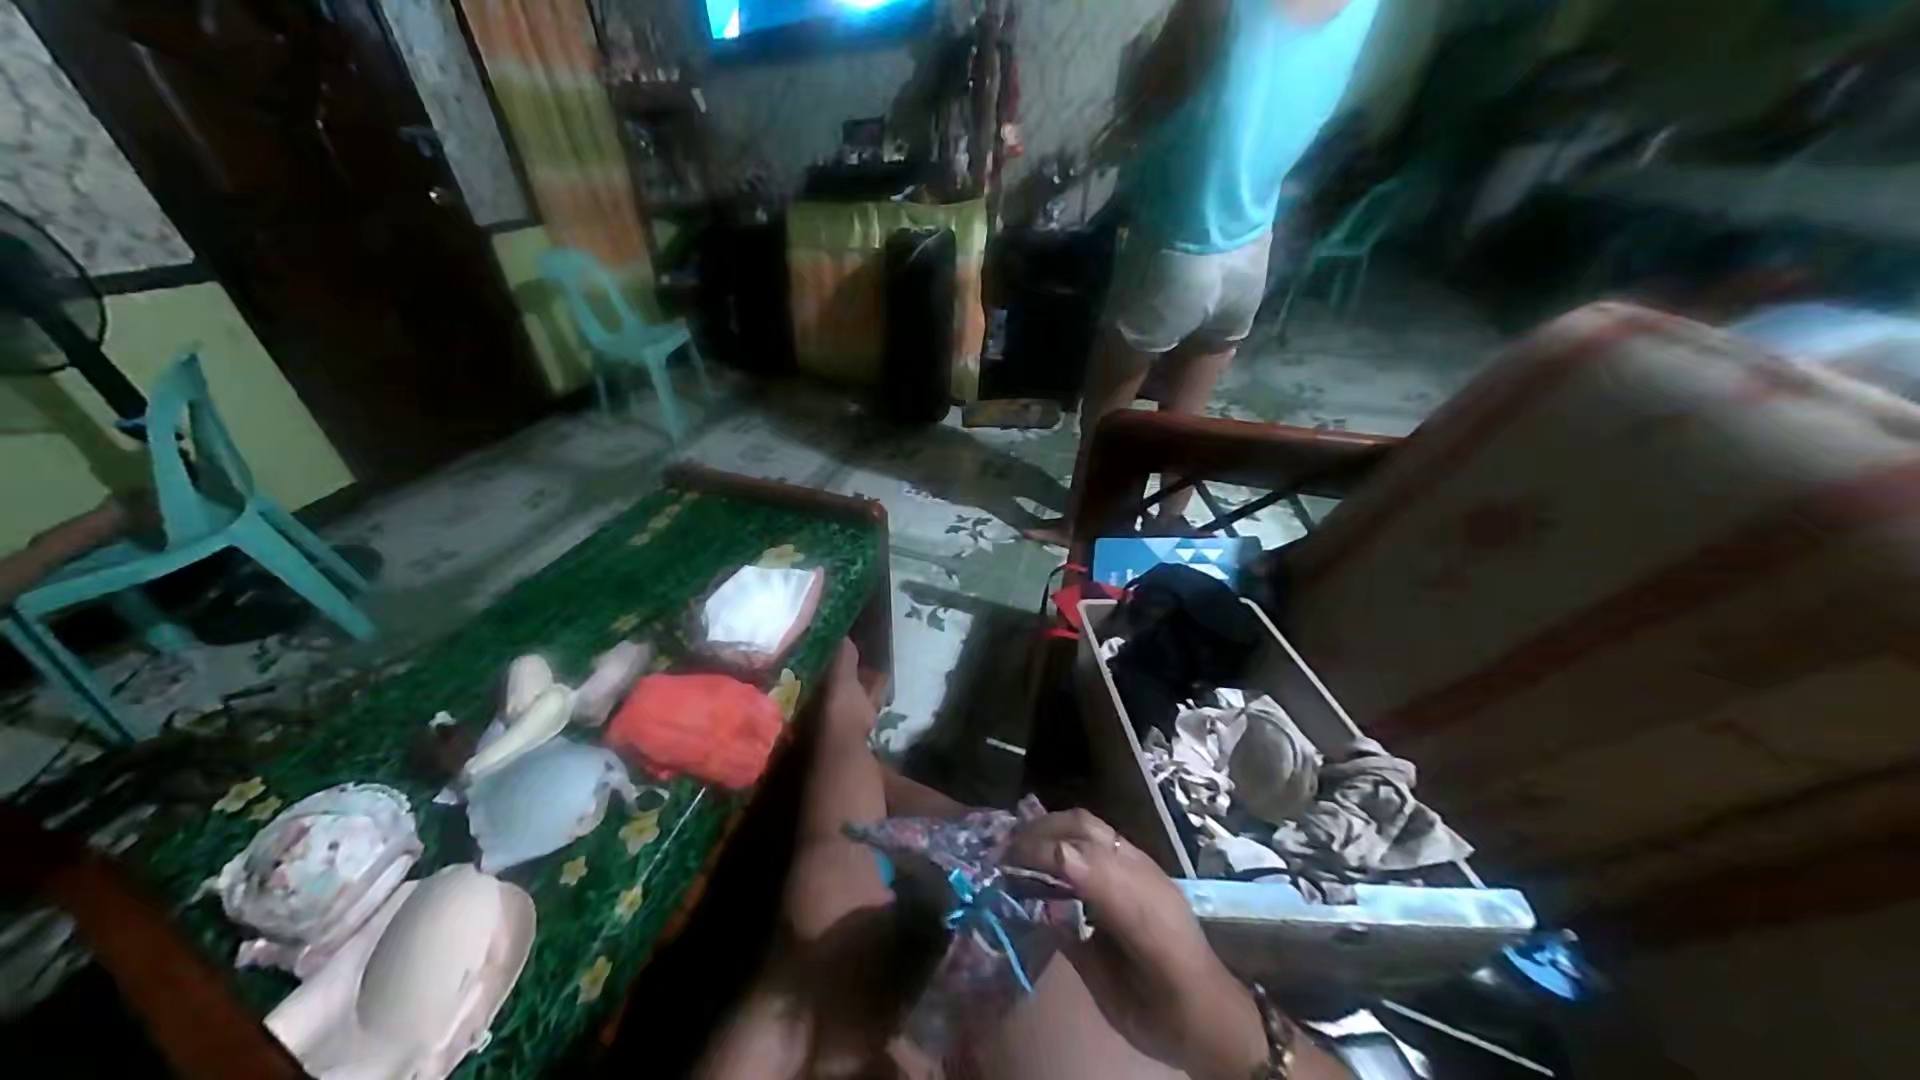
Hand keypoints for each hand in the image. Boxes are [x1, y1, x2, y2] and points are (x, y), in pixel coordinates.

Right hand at [1007, 810, 1269, 1079]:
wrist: (1212, 1013)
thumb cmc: (1158, 1011)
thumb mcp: (1110, 990)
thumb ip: (1074, 942)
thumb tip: (1035, 906)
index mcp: (1134, 908)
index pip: (1075, 858)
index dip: (1035, 854)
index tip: (1002, 864)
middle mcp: (1140, 874)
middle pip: (1081, 827)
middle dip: (1038, 831)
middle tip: (1007, 850)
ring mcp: (1145, 864)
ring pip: (1092, 824)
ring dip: (1053, 827)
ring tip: (1024, 845)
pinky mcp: (1146, 866)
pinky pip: (1103, 837)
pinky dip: (1071, 836)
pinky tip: (1054, 854)